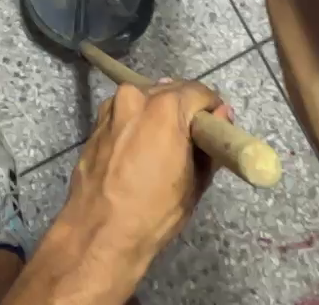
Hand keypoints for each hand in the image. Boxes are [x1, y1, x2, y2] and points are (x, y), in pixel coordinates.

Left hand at [57, 81, 233, 267]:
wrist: (100, 228)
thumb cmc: (154, 209)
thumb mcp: (195, 181)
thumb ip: (211, 144)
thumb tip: (221, 117)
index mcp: (164, 107)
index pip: (198, 92)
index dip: (212, 108)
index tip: (216, 127)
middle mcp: (135, 96)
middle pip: (170, 90)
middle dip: (185, 109)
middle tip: (194, 137)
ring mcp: (112, 106)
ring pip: (145, 98)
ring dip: (159, 113)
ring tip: (166, 144)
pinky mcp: (97, 120)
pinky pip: (125, 111)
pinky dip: (137, 121)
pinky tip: (140, 148)